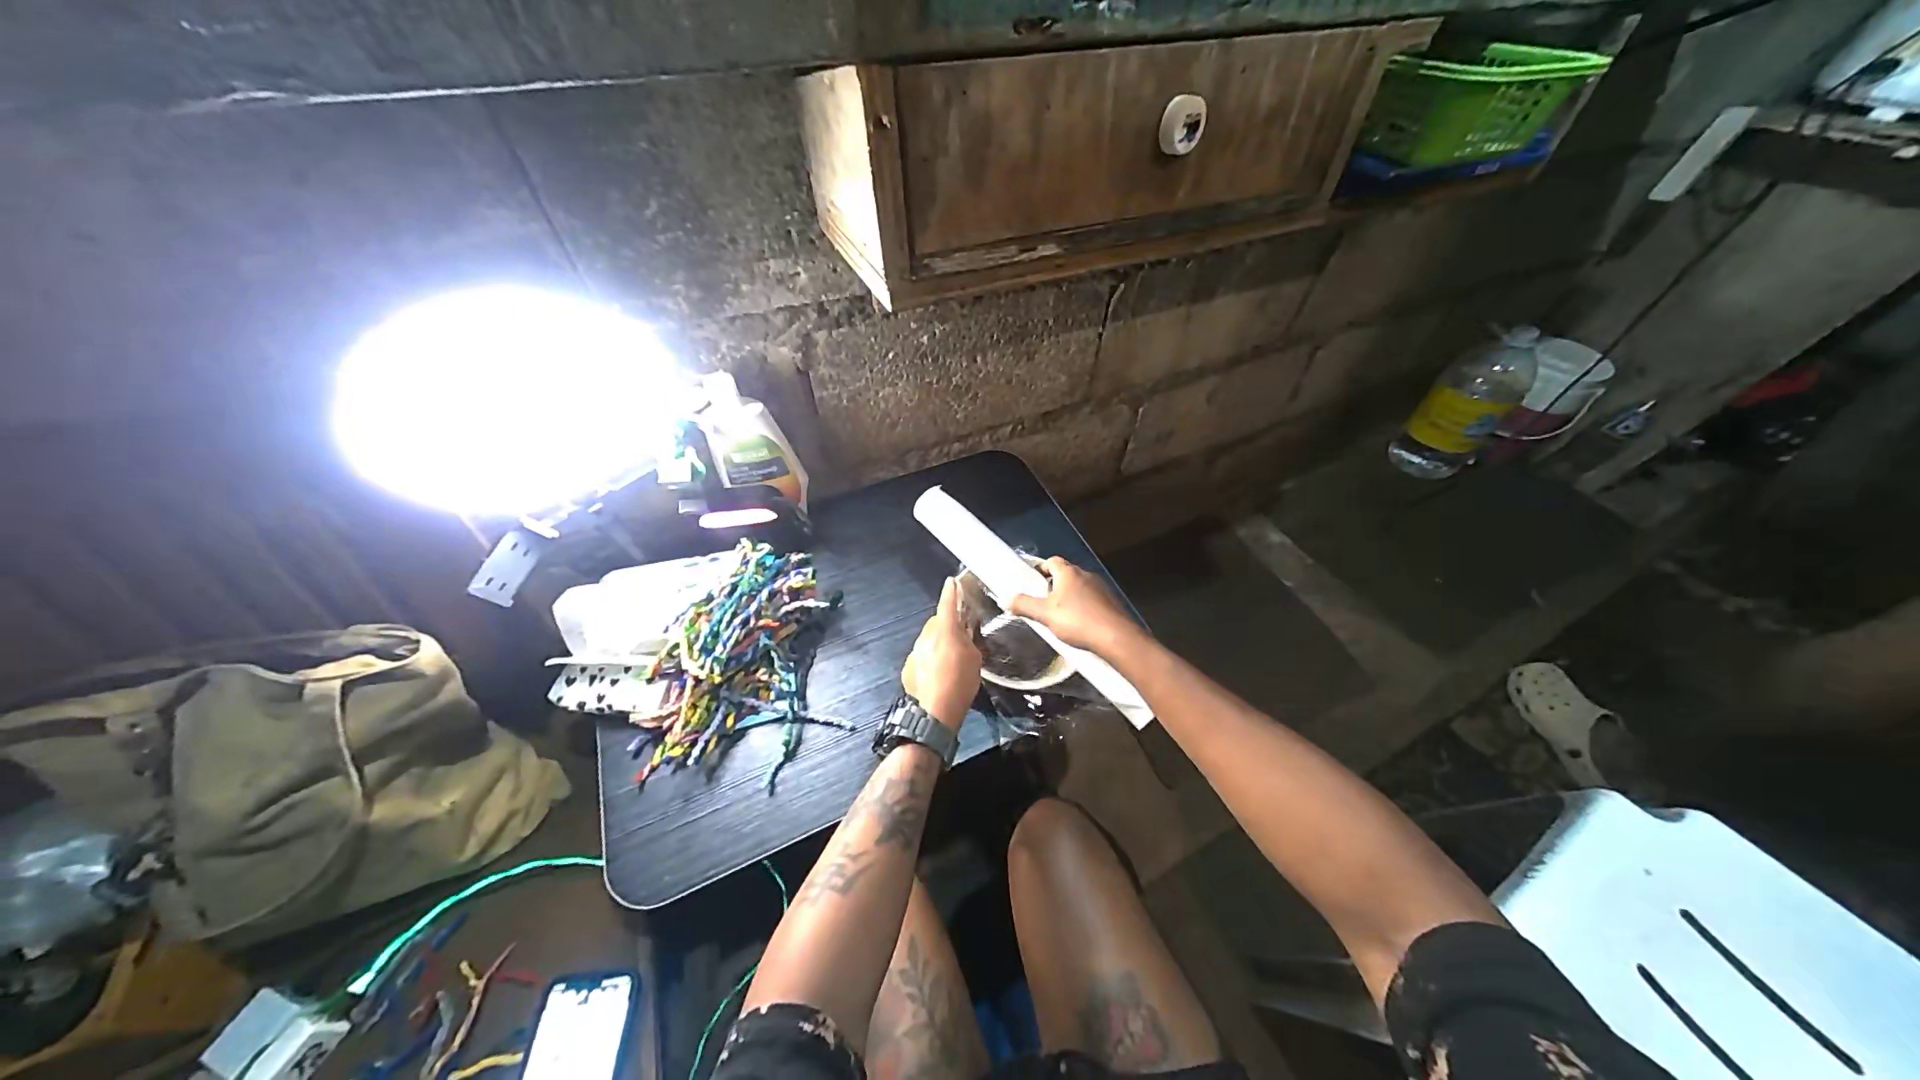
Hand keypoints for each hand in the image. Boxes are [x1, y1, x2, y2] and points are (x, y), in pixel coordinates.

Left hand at [901, 577, 981, 730]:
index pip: (947, 603)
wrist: (934, 712)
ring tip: (950, 659)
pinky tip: (938, 674)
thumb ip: (967, 640)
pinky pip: (921, 655)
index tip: (952, 581)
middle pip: (937, 622)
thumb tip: (962, 633)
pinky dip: (929, 659)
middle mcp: (926, 636)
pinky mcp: (908, 666)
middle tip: (960, 636)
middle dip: (947, 625)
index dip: (951, 591)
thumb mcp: (974, 659)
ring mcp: (915, 651)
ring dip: (938, 643)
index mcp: (945, 630)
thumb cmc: (960, 684)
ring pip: (928, 639)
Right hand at [1006, 557, 1142, 655]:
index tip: (1031, 582)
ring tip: (1059, 618)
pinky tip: (1079, 626)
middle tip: (1042, 603)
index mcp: (1069, 572)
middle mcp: (1086, 575)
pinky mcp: (1111, 603)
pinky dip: (1083, 609)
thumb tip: (1008, 600)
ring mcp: (1101, 588)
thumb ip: (1024, 605)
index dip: (1040, 570)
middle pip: (1065, 575)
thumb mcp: (1044, 615)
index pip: (1051, 561)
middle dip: (1053, 587)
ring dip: (1069, 599)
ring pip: (1080, 588)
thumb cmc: (1078, 621)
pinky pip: (1092, 601)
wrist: (1116, 638)